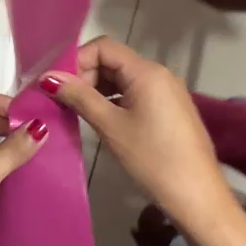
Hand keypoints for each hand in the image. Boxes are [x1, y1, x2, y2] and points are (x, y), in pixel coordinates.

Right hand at [38, 36, 233, 223]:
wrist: (198, 198)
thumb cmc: (152, 159)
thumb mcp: (110, 126)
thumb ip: (79, 97)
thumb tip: (47, 77)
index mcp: (147, 72)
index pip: (103, 47)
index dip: (77, 60)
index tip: (59, 85)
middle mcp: (159, 73)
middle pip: (112, 60)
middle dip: (85, 76)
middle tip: (66, 102)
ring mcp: (167, 91)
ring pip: (122, 78)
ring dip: (98, 89)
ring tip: (79, 113)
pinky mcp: (170, 109)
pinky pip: (135, 93)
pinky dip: (114, 100)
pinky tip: (103, 120)